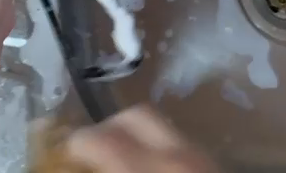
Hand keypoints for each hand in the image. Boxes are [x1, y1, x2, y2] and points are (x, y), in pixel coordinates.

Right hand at [66, 106, 218, 172]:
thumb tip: (87, 172)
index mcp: (149, 171)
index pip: (107, 139)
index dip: (81, 142)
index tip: (67, 150)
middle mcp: (179, 157)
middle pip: (138, 118)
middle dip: (110, 128)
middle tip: (92, 152)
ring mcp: (204, 160)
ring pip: (163, 130)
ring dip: (136, 139)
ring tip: (122, 166)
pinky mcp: (218, 169)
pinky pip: (183, 147)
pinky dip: (161, 154)